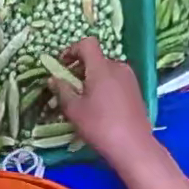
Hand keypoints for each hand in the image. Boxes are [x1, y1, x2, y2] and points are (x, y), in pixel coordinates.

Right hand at [49, 38, 155, 167]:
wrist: (132, 145)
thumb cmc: (99, 125)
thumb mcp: (73, 109)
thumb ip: (62, 90)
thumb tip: (53, 79)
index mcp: (102, 68)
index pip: (87, 44)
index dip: (72, 50)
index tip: (62, 65)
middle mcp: (118, 67)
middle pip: (96, 58)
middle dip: (79, 68)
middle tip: (68, 87)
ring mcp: (130, 78)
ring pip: (106, 70)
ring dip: (91, 78)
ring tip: (82, 99)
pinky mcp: (136, 90)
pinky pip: (115, 80)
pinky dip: (103, 85)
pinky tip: (99, 106)